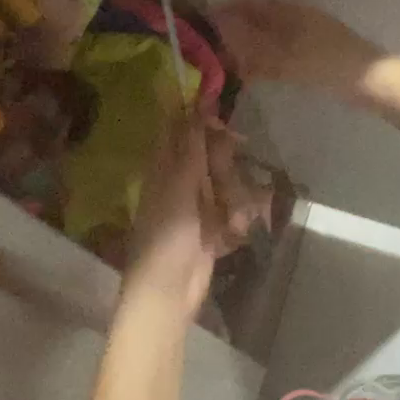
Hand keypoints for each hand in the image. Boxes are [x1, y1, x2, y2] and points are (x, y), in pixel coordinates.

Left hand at [122, 118, 218, 321]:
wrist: (168, 293)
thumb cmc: (167, 236)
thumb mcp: (179, 186)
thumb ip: (191, 148)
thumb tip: (195, 106)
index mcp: (164, 167)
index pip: (182, 131)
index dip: (203, 123)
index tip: (226, 127)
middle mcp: (180, 181)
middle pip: (210, 156)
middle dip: (226, 168)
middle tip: (227, 184)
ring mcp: (198, 205)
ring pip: (226, 182)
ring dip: (235, 198)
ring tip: (233, 220)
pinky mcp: (213, 228)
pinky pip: (232, 210)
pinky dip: (236, 220)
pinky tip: (234, 233)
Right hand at [211, 0, 387, 97]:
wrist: (371, 81)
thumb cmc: (325, 62)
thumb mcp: (282, 56)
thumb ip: (249, 44)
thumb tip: (218, 28)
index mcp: (287, 9)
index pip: (247, 4)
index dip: (224, 12)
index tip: (202, 25)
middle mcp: (295, 16)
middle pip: (256, 20)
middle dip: (233, 32)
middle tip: (210, 50)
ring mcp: (306, 35)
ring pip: (267, 37)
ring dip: (247, 48)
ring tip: (226, 64)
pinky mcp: (313, 54)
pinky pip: (279, 52)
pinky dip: (263, 60)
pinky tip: (254, 73)